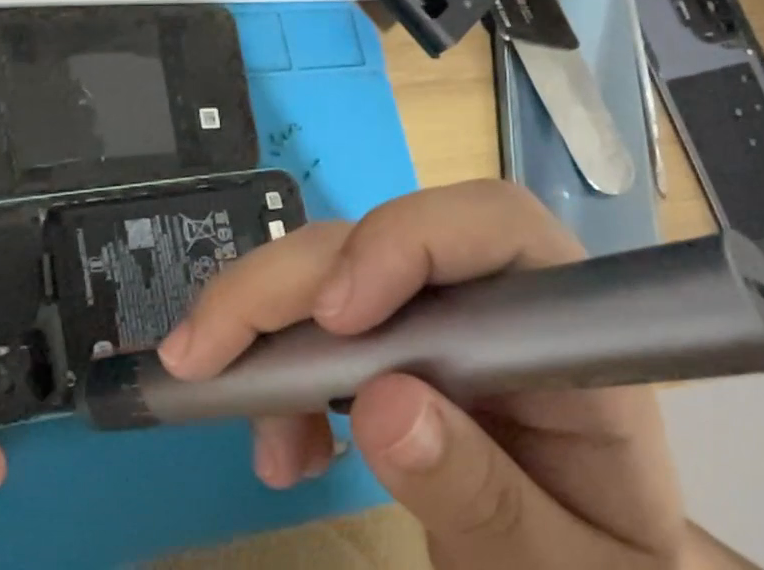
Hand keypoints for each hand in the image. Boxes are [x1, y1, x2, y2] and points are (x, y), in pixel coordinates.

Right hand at [158, 180, 687, 568]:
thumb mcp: (559, 566)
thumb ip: (485, 496)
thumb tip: (381, 405)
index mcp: (562, 340)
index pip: (493, 229)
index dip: (402, 242)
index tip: (333, 318)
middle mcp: (483, 305)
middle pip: (367, 241)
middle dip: (276, 290)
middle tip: (201, 356)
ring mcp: (421, 320)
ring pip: (318, 274)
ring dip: (255, 333)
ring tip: (234, 418)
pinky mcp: (375, 346)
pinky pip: (299, 325)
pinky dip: (263, 372)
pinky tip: (279, 448)